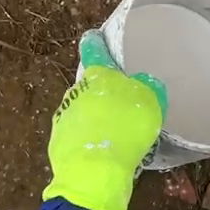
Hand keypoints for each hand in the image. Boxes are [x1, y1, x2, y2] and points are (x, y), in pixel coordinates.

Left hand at [40, 32, 168, 209]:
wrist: (94, 172)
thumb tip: (144, 82)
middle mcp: (75, 91)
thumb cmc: (124, 129)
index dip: (96, 42)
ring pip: (82, 111)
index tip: (95, 37)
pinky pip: (77, 137)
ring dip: (94, 118)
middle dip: (101, 91)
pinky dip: (87, 141)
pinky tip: (103, 154)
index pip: (94, 50)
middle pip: (89, 84)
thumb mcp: (150, 103)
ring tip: (114, 134)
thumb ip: (147, 87)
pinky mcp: (58, 144)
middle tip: (121, 102)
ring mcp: (64, 118)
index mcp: (96, 75)